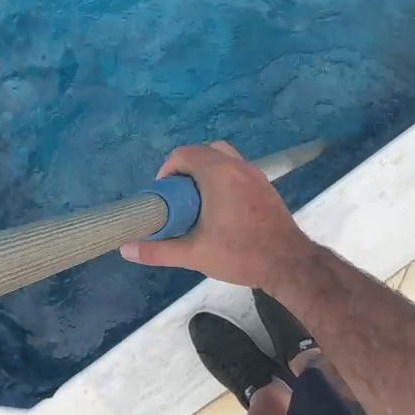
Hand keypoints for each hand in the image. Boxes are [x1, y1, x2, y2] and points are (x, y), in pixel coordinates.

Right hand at [120, 141, 318, 288]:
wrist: (288, 263)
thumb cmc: (240, 254)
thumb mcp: (194, 254)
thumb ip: (158, 250)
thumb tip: (126, 249)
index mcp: (218, 174)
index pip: (183, 154)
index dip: (167, 170)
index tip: (163, 194)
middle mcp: (237, 166)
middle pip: (204, 150)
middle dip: (185, 168)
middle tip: (177, 196)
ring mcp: (255, 174)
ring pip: (224, 158)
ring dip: (206, 171)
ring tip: (197, 201)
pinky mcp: (266, 186)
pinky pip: (238, 170)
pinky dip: (224, 179)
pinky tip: (221, 208)